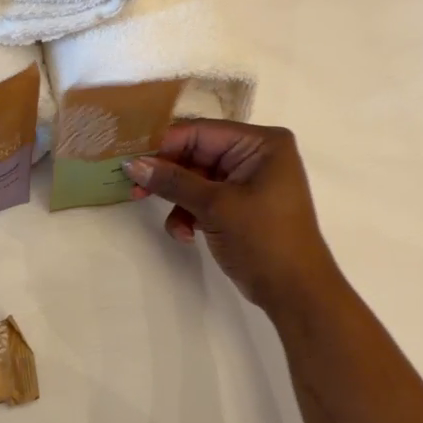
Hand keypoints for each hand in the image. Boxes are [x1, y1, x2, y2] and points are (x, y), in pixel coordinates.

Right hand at [123, 120, 336, 308]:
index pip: (201, 132)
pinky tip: (186, 236)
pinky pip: (202, 201)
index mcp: (260, 143)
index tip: (129, 161)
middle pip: (195, 155)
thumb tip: (132, 164)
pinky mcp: (237, 207)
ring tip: (173, 227)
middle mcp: (254, 156)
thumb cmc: (263, 238)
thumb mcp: (216, 206)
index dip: (163, 146)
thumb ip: (173, 182)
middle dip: (168, 177)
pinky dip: (189, 216)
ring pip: (194, 181)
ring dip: (178, 203)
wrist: (293, 289)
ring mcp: (246, 183)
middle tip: (134, 191)